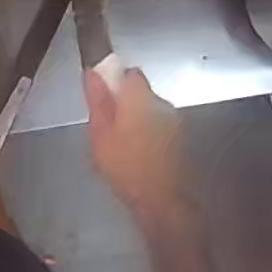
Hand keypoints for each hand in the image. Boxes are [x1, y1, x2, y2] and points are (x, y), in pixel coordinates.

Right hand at [84, 65, 185, 222]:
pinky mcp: (179, 136)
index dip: (114, 80)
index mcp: (140, 98)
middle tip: (106, 125)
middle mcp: (162, 103)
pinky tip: (136, 151)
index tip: (101, 98)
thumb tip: (92, 72)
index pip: (129, 73)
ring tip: (119, 142)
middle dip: (123, 101)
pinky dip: (146, 130)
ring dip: (135, 117)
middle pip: (139, 91)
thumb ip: (97, 100)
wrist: (160, 199)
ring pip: (149, 108)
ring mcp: (174, 121)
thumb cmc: (124, 165)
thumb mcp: (99, 132)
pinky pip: (158, 123)